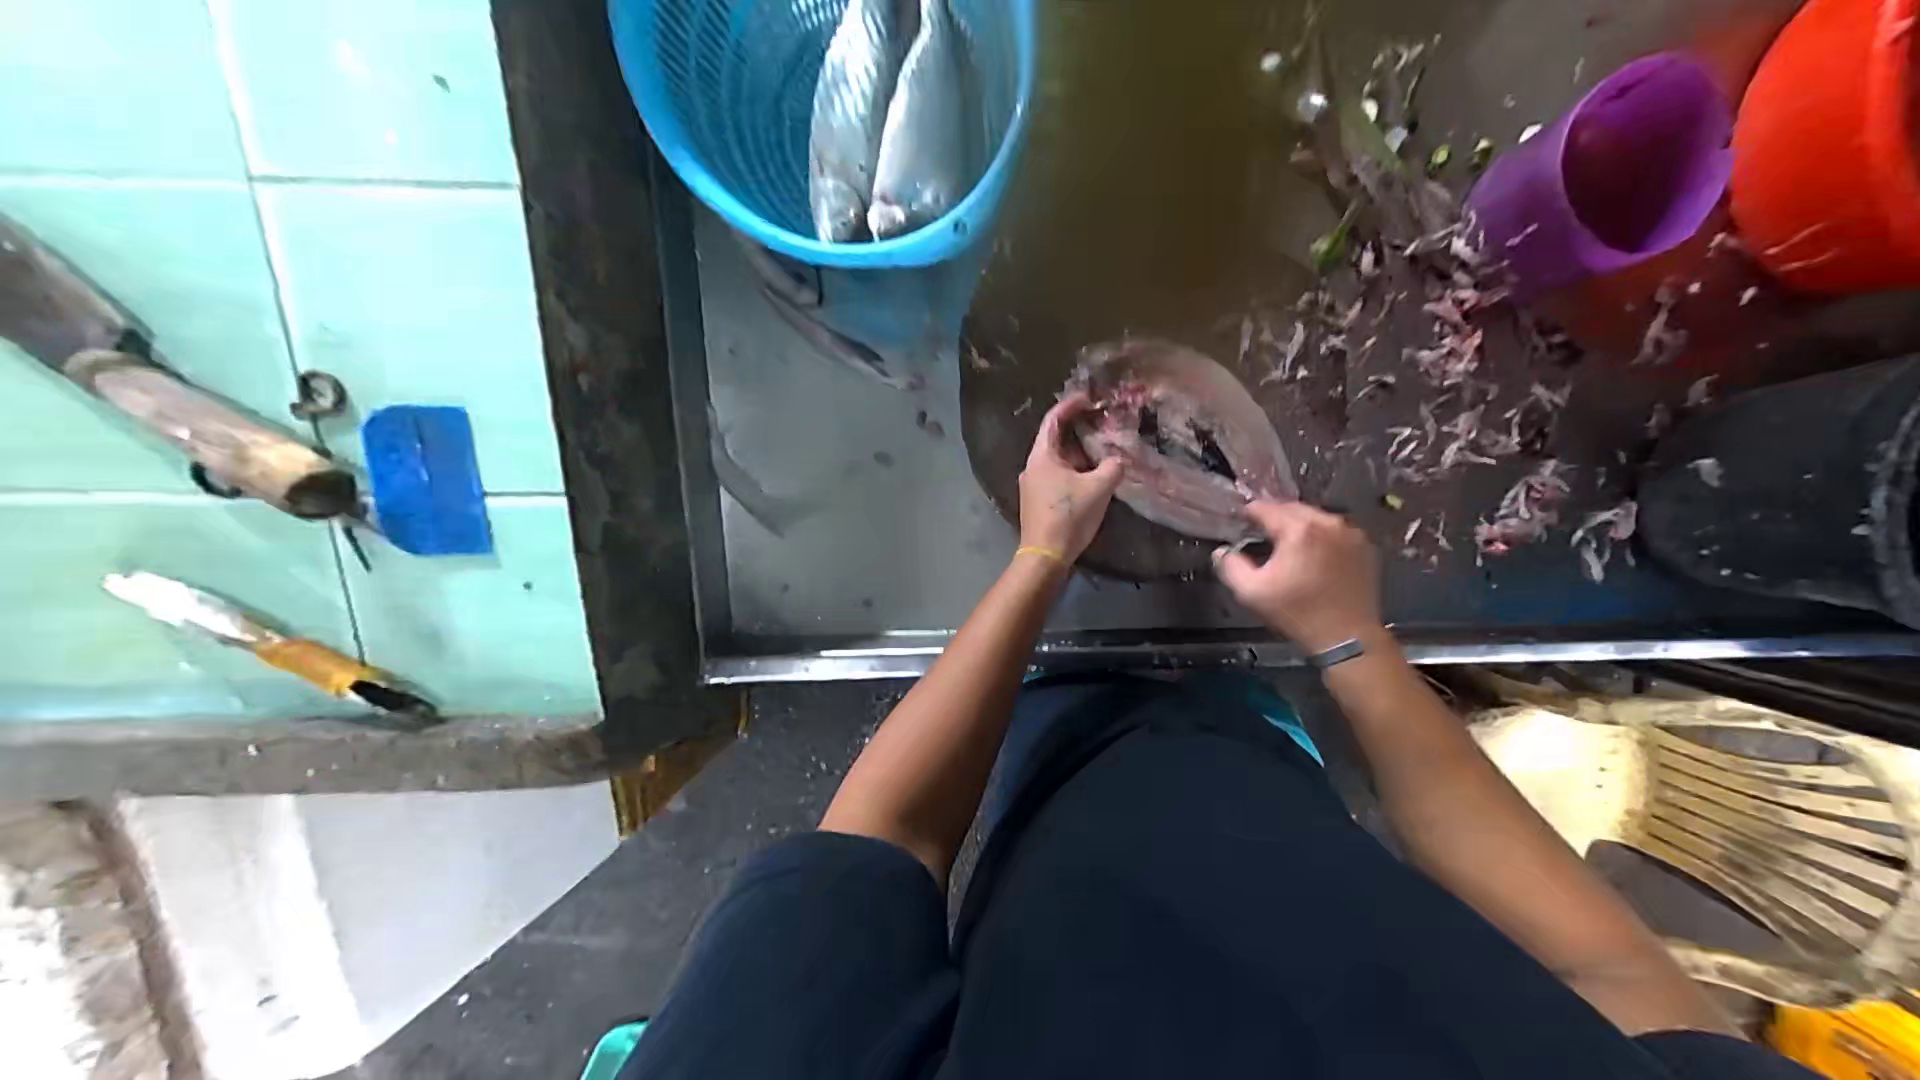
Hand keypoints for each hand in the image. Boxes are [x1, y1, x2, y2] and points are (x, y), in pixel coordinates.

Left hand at [1018, 395, 1122, 562]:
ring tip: (1104, 448)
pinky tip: (1094, 475)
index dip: (1071, 405)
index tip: (1090, 398)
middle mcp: (1033, 466)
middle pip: (1056, 439)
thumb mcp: (1099, 488)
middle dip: (1080, 429)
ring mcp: (1033, 484)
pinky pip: (1058, 475)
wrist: (1045, 556)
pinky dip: (1075, 469)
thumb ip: (1113, 467)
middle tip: (1104, 423)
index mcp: (1042, 456)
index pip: (1053, 419)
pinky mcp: (1039, 500)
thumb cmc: (1068, 517)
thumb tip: (1118, 459)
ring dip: (1080, 452)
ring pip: (1059, 459)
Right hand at [1214, 501, 1382, 652]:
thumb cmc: (1297, 612)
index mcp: (1299, 530)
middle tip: (1260, 532)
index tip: (1240, 521)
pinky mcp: (1365, 547)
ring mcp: (1351, 534)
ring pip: (1315, 517)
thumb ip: (1230, 566)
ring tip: (1286, 542)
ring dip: (1298, 524)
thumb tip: (1222, 551)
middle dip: (1274, 516)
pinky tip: (1313, 553)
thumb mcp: (1251, 592)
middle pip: (1292, 508)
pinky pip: (1335, 531)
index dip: (1249, 513)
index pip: (1266, 508)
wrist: (1346, 637)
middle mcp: (1328, 524)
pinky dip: (1320, 535)